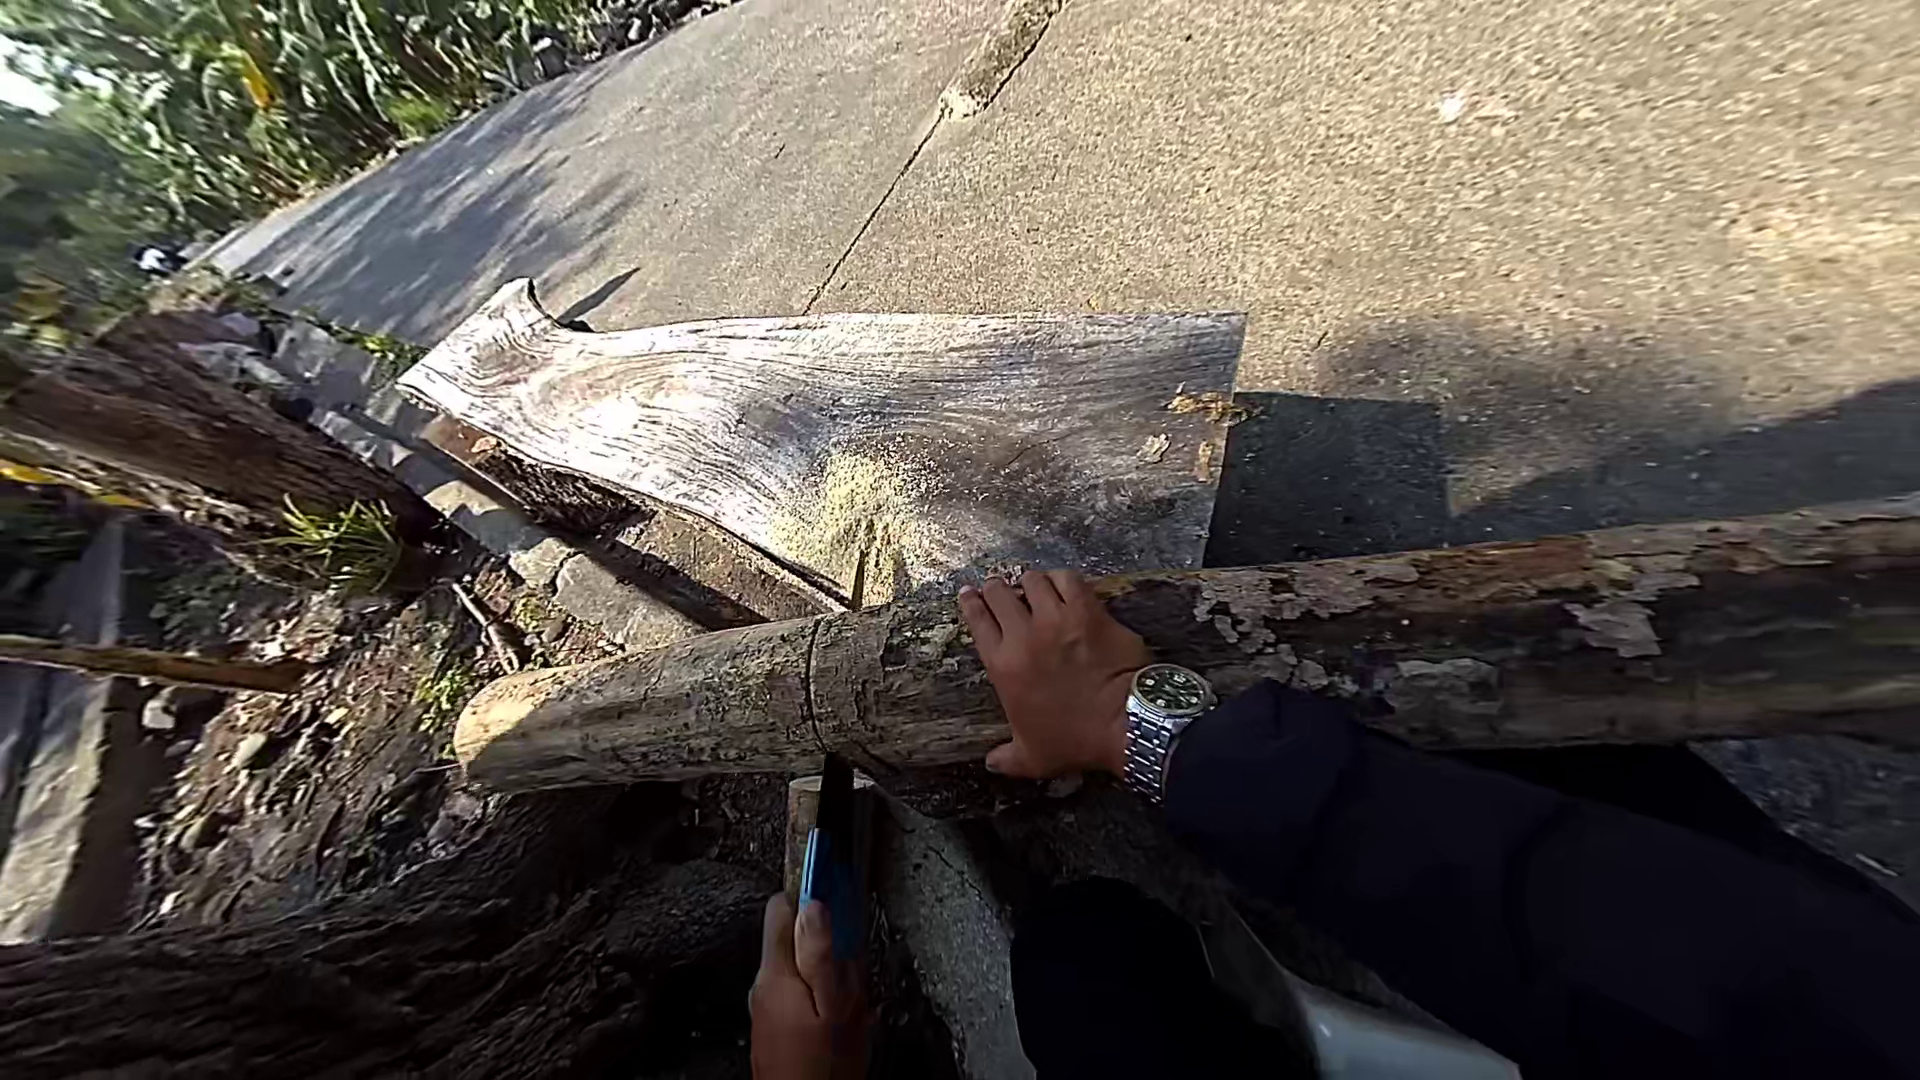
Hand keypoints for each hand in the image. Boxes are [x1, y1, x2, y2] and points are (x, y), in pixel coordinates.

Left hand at [750, 895, 864, 1079]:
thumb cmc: (824, 1070)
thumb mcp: (836, 1004)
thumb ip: (821, 951)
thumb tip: (813, 904)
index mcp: (775, 974)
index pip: (779, 906)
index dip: (807, 896)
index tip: (830, 900)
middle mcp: (762, 987)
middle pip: (788, 935)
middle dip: (819, 939)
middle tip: (845, 962)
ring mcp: (765, 1007)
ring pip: (794, 962)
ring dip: (819, 967)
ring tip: (843, 993)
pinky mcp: (772, 1025)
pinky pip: (794, 988)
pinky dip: (813, 990)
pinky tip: (832, 1013)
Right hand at [958, 570, 1151, 778]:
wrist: (1123, 724)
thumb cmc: (1075, 740)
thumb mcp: (1032, 757)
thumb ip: (1006, 758)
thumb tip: (990, 763)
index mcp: (1002, 665)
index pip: (977, 621)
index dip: (970, 602)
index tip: (969, 593)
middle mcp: (1022, 635)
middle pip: (998, 593)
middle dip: (996, 587)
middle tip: (1000, 588)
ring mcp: (1055, 618)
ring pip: (1031, 580)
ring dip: (1029, 582)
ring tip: (1033, 586)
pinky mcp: (1086, 610)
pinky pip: (1067, 579)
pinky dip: (1061, 579)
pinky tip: (1061, 584)